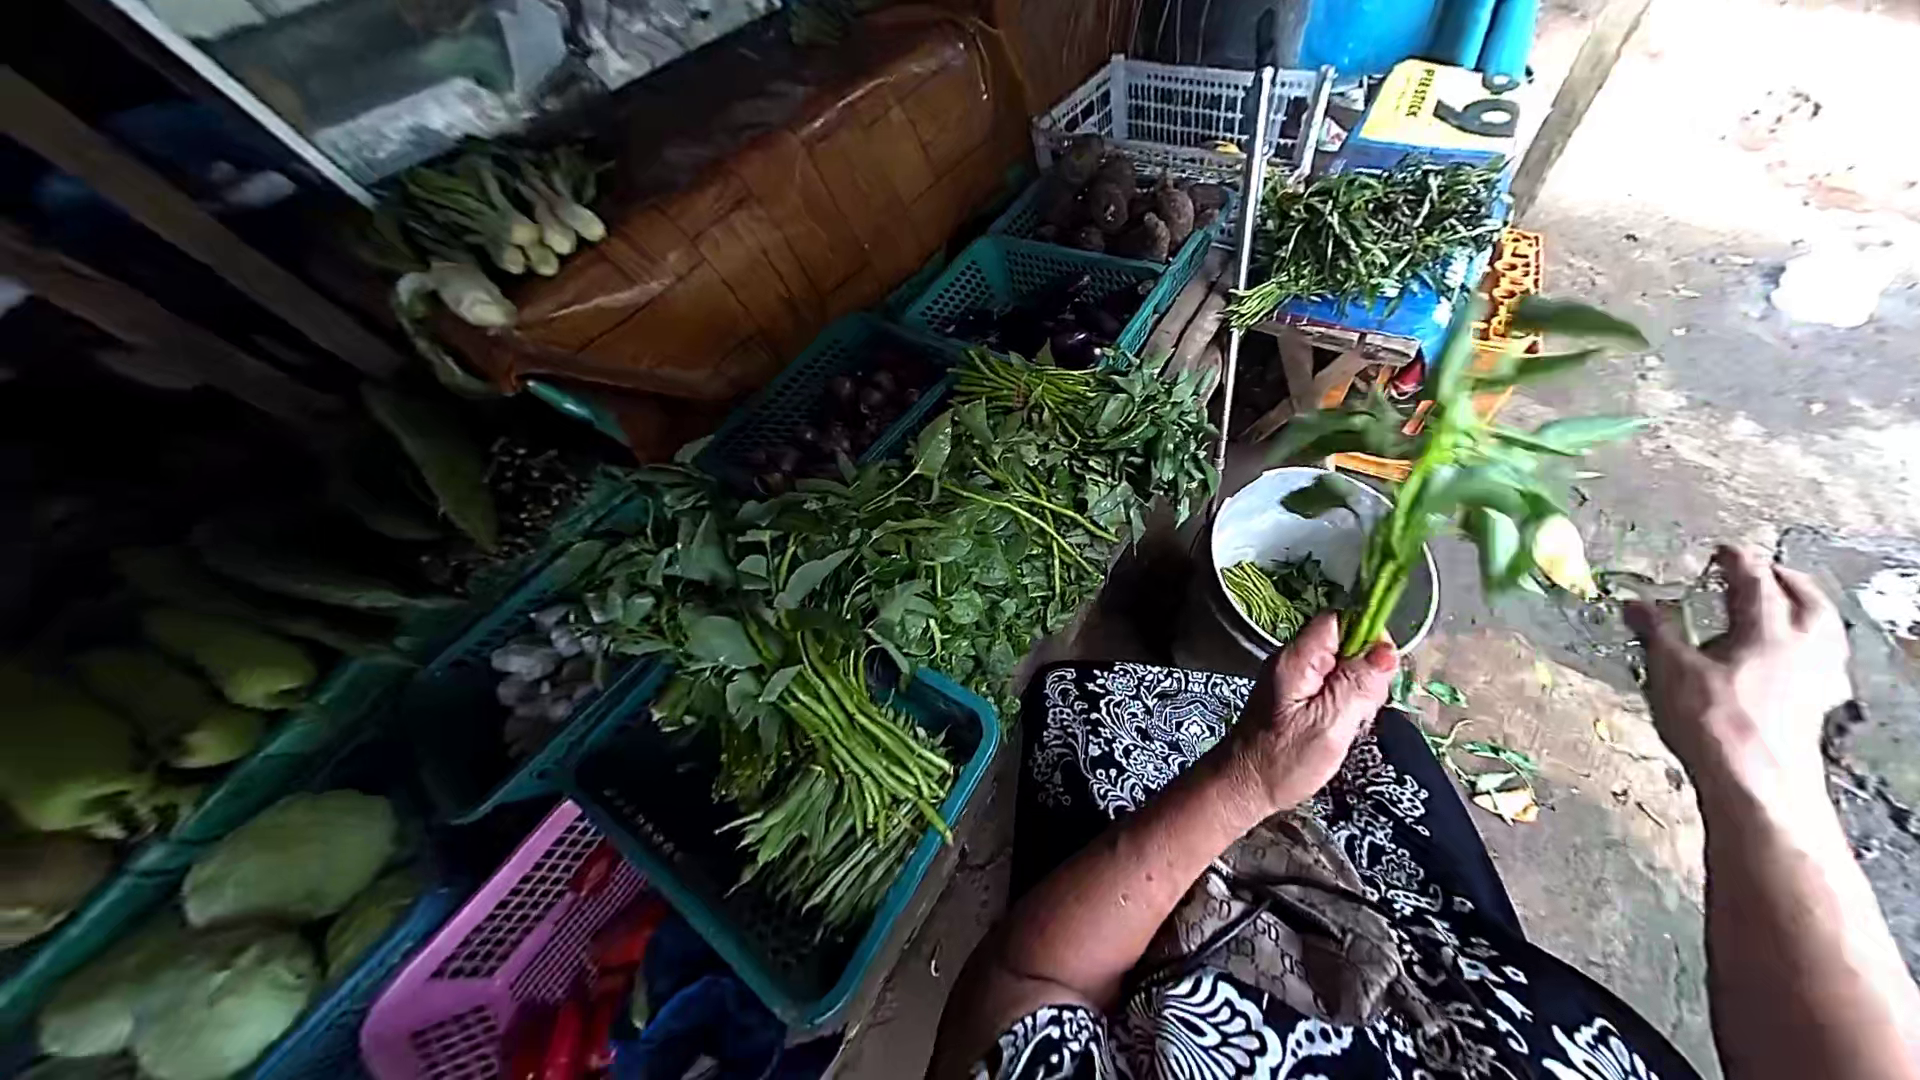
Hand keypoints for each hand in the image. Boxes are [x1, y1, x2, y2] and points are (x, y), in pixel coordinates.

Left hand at [1220, 613, 1397, 814]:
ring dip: (1359, 692)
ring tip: (1351, 723)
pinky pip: (1332, 688)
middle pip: (1344, 643)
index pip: (1336, 620)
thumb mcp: (1330, 724)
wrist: (1244, 786)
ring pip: (1342, 668)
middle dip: (1367, 670)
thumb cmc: (1283, 760)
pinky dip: (1347, 705)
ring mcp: (1293, 680)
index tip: (1384, 669)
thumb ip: (1357, 685)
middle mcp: (1292, 662)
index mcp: (1296, 660)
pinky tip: (1344, 728)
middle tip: (1363, 708)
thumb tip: (1386, 649)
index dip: (1367, 635)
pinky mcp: (1296, 698)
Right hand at [1625, 546, 1850, 810]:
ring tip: (1788, 600)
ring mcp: (1818, 675)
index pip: (1756, 587)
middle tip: (1764, 567)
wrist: (1754, 774)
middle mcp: (1804, 648)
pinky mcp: (1819, 699)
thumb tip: (1634, 602)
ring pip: (1825, 628)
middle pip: (1807, 603)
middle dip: (1786, 580)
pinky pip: (1824, 656)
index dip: (1740, 564)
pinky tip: (1800, 650)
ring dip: (1808, 607)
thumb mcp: (1669, 667)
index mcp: (1768, 634)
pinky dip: (1812, 640)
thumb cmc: (1708, 716)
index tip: (1727, 548)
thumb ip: (1656, 630)